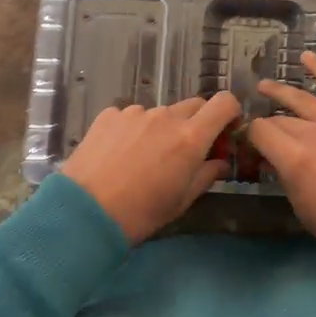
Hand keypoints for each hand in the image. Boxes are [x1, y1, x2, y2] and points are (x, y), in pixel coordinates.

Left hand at [60, 92, 243, 243]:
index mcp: (191, 137)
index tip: (225, 131)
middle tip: (185, 151)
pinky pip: (132, 116)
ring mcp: (136, 112)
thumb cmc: (141, 213)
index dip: (230, 112)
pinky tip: (120, 154)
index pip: (224, 102)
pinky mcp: (110, 114)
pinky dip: (134, 129)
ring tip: (144, 157)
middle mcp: (166, 116)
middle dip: (197, 123)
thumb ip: (206, 175)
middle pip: (194, 105)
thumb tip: (220, 162)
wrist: (84, 213)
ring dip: (162, 128)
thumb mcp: (181, 201)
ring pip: (161, 112)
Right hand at [250, 52, 315, 272]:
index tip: (248, 142)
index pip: (260, 132)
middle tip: (258, 127)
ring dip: (281, 91)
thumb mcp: (302, 209)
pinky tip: (307, 57)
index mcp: (295, 159)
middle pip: (281, 119)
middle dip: (266, 123)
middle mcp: (314, 134)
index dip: (249, 136)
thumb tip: (275, 160)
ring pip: (304, 99)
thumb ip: (285, 177)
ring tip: (264, 85)